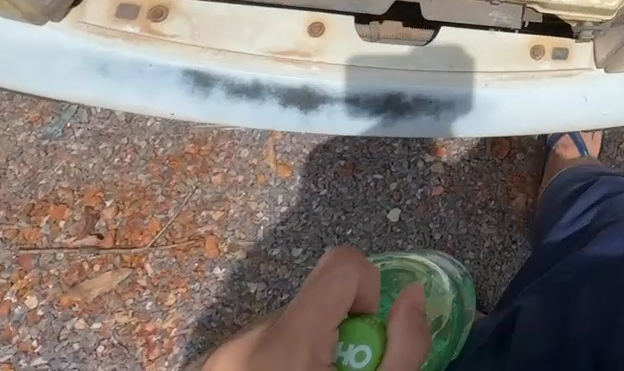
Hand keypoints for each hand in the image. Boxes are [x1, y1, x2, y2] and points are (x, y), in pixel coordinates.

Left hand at [201, 245, 431, 370]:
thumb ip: (405, 345)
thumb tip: (412, 293)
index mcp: (285, 339)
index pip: (341, 262)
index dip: (368, 291)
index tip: (365, 341)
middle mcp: (241, 340)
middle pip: (313, 304)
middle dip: (334, 337)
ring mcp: (211, 360)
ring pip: (282, 333)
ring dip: (301, 357)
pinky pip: (249, 355)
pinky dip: (270, 370)